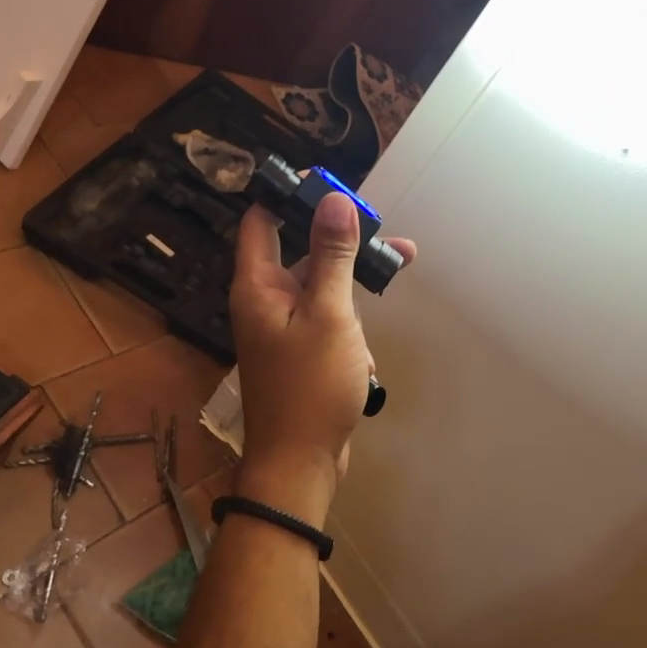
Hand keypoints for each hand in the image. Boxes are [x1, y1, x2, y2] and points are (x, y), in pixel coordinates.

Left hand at [230, 196, 415, 523]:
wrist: (301, 463)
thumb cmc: (311, 385)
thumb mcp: (329, 313)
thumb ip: (332, 255)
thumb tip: (334, 198)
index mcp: (257, 285)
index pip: (262, 220)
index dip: (290, 196)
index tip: (332, 184)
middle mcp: (264, 301)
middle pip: (303, 254)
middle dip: (345, 249)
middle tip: (389, 240)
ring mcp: (283, 330)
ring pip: (323, 292)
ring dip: (353, 298)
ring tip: (387, 297)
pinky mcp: (302, 354)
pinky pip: (328, 326)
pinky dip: (350, 335)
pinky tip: (365, 364)